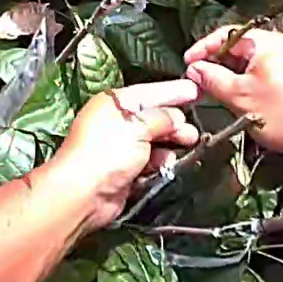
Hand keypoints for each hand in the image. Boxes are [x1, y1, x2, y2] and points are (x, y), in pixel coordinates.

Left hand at [39, 80, 198, 227]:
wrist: (85, 192)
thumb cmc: (106, 151)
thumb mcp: (137, 125)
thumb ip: (162, 118)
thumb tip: (177, 119)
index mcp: (114, 103)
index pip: (149, 92)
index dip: (174, 91)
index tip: (197, 90)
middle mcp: (116, 121)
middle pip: (155, 117)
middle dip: (176, 122)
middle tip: (194, 131)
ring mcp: (120, 146)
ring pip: (156, 140)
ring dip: (172, 143)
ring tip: (188, 145)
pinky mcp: (126, 169)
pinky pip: (151, 160)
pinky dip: (162, 161)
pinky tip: (168, 163)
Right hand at [182, 28, 282, 162]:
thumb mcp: (236, 95)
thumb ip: (210, 78)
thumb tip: (195, 69)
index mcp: (268, 43)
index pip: (226, 35)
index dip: (203, 48)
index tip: (189, 62)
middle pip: (239, 47)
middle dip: (216, 63)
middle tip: (199, 79)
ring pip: (252, 62)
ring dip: (231, 74)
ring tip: (216, 91)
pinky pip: (265, 73)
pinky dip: (248, 82)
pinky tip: (239, 98)